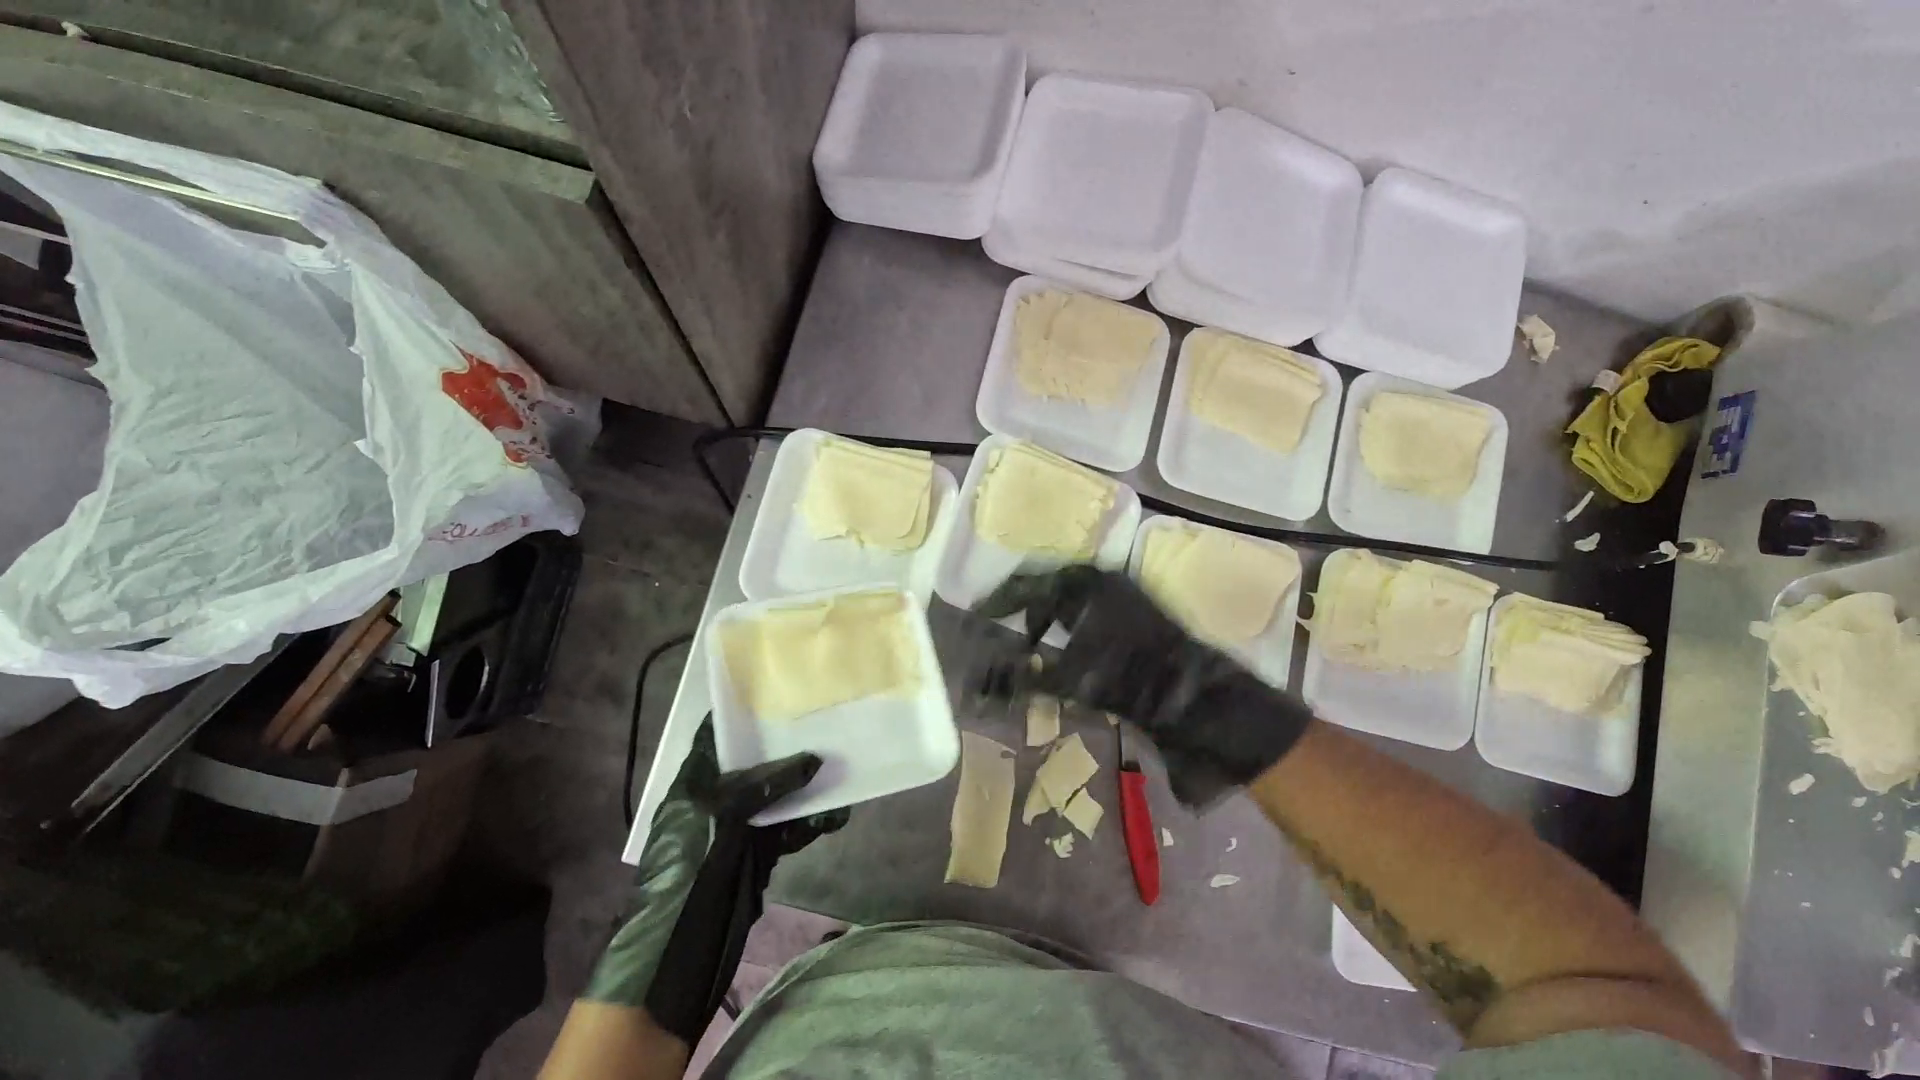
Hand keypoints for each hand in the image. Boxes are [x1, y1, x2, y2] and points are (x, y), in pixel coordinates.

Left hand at [584, 721, 844, 1044]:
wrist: (679, 942)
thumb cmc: (689, 863)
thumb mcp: (725, 813)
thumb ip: (768, 783)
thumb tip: (815, 759)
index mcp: (694, 779)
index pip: (715, 732)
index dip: (742, 710)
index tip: (779, 688)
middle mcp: (716, 796)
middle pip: (755, 762)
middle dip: (788, 748)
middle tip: (827, 724)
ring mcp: (738, 827)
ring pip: (778, 797)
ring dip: (808, 788)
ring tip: (844, 773)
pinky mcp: (757, 854)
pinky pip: (788, 829)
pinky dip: (811, 823)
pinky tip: (837, 815)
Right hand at [977, 565, 1313, 806]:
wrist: (1210, 706)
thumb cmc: (1139, 684)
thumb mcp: (1076, 681)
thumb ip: (1027, 678)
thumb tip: (981, 683)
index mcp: (1090, 586)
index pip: (1032, 582)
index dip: (1002, 599)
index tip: (980, 615)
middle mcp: (1110, 586)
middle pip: (1054, 587)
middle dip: (1025, 606)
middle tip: (1000, 627)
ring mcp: (1130, 604)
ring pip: (1076, 602)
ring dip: (1048, 619)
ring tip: (1027, 644)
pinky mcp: (1144, 626)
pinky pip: (1094, 619)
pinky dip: (1071, 633)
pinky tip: (1064, 659)